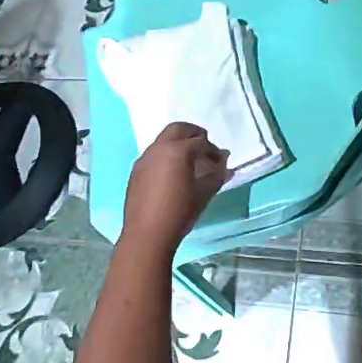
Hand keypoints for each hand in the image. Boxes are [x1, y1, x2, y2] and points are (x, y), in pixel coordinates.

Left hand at [122, 123, 230, 253]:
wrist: (148, 233)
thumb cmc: (180, 211)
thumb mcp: (204, 193)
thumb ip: (217, 174)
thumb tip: (225, 162)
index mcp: (178, 151)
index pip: (201, 142)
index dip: (213, 150)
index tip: (220, 162)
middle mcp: (159, 148)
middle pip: (178, 129)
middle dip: (193, 133)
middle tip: (204, 146)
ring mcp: (144, 158)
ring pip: (163, 140)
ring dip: (178, 143)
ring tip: (189, 161)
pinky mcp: (136, 171)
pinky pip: (154, 154)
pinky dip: (166, 155)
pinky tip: (172, 173)